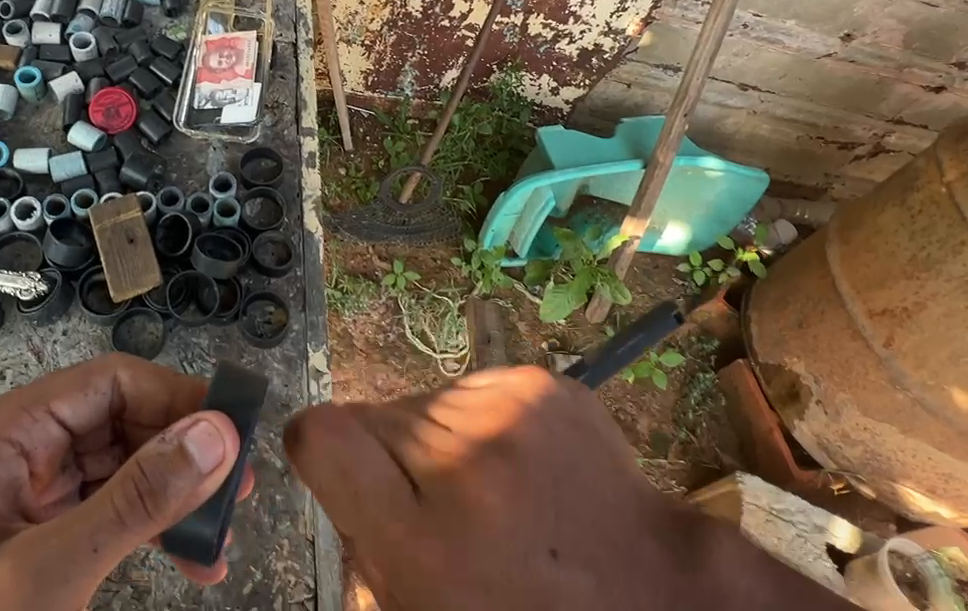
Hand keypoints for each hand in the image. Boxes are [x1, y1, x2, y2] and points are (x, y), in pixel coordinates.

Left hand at [0, 354, 251, 610]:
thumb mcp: (50, 573)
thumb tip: (220, 432)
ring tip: (220, 538)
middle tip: (240, 494)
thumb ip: (137, 499)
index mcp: (7, 429)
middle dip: (180, 454)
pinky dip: (145, 529)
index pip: (111, 381)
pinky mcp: (32, 533)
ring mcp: (24, 490)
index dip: (178, 398)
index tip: (236, 435)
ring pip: (118, 466)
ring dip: (171, 497)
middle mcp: (17, 445)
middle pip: (119, 420)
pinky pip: (103, 510)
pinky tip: (188, 560)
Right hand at [287, 367, 845, 610]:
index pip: (322, 435)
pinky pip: (470, 388)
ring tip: (487, 485)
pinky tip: (517, 462)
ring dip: (436, 435)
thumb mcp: (417, 600)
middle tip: (436, 504)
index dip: (321, 451)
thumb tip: (331, 457)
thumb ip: (362, 533)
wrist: (646, 589)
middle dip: (390, 456)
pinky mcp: (539, 381)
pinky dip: (479, 420)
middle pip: (374, 414)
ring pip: (424, 399)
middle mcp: (460, 454)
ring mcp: (506, 407)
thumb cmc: (518, 609)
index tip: (347, 477)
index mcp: (420, 536)